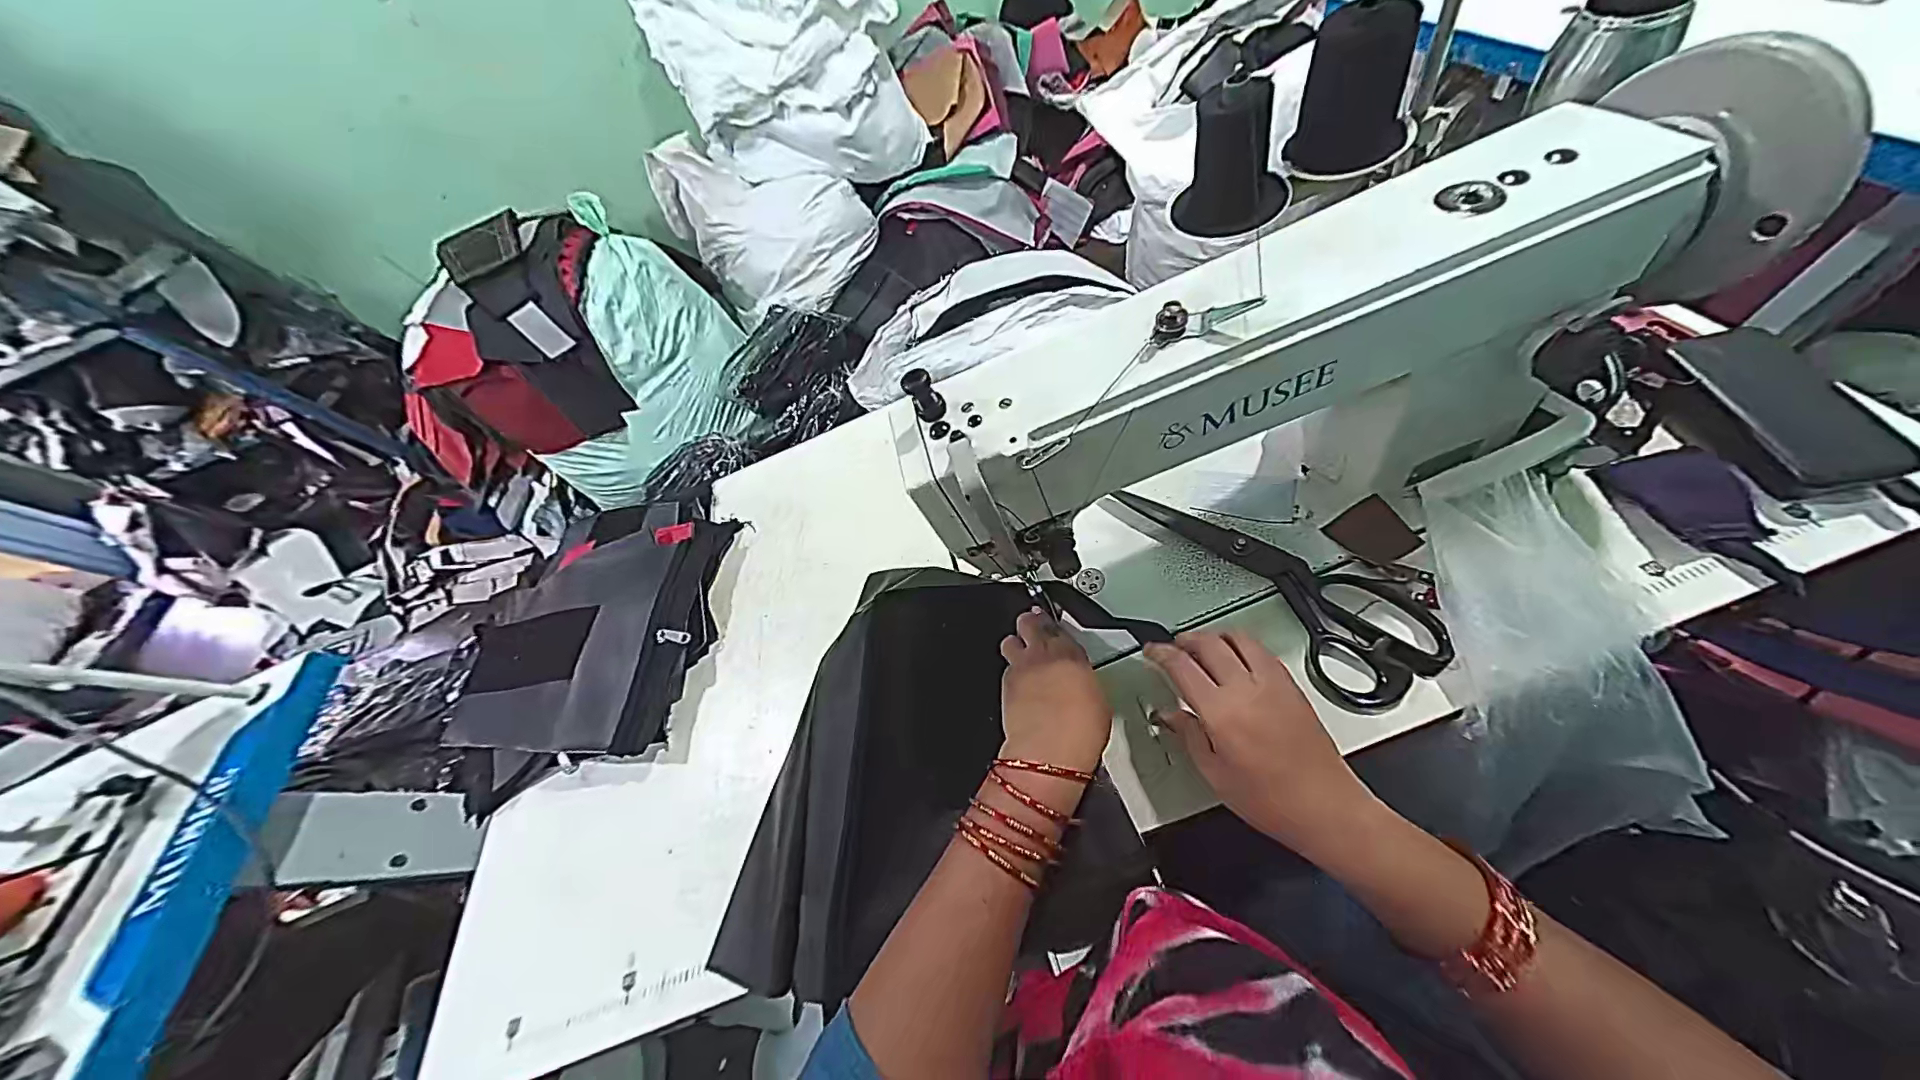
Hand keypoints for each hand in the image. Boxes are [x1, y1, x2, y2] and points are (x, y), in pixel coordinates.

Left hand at [999, 608, 1112, 772]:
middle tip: (1034, 623)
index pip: (1061, 628)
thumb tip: (1082, 685)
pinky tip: (1017, 678)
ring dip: (1016, 643)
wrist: (1049, 752)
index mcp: (1072, 655)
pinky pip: (1006, 667)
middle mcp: (1043, 655)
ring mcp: (1021, 667)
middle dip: (1031, 622)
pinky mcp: (1006, 684)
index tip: (1057, 628)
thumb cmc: (1079, 732)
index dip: (1057, 626)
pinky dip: (1011, 669)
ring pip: (1011, 640)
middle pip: (1030, 623)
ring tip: (1020, 648)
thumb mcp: (1098, 701)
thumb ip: (1085, 680)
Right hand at [1145, 630, 1372, 854]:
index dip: (1161, 653)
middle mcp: (1248, 690)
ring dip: (1215, 637)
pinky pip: (1262, 651)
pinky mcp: (1293, 687)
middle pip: (1208, 643)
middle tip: (1173, 646)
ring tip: (1204, 646)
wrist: (1325, 808)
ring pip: (1238, 638)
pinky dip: (1242, 646)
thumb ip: (1189, 736)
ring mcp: (1274, 685)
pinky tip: (1237, 658)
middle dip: (1185, 639)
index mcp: (1222, 712)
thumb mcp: (1215, 775)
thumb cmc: (1275, 801)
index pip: (1181, 665)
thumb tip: (1171, 716)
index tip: (1153, 652)